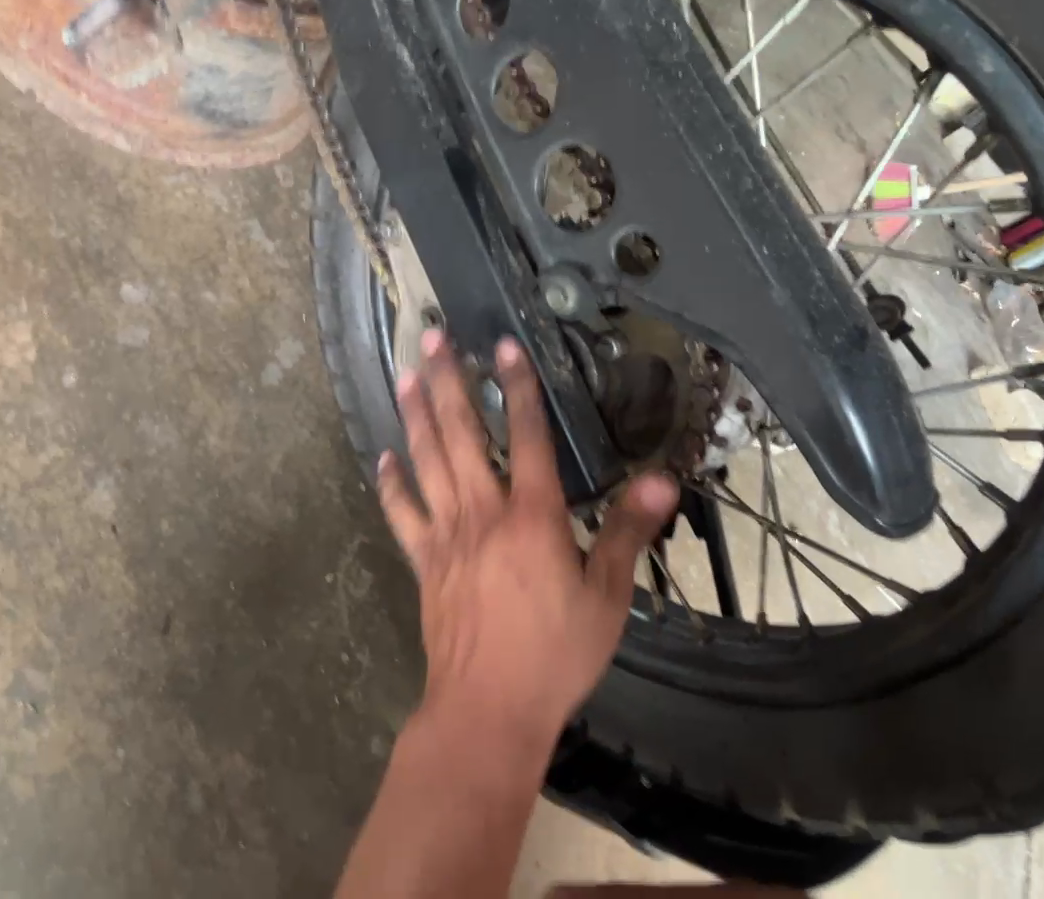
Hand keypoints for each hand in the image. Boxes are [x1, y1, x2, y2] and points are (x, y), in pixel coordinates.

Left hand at [376, 328, 679, 739]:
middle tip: (431, 338)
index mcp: (532, 517)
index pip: (528, 437)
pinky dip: (391, 483)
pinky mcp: (423, 560)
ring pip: (426, 462)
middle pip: (461, 435)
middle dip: (447, 382)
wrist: (489, 706)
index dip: (520, 388)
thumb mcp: (607, 597)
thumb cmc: (555, 653)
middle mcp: (482, 513)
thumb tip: (660, 480)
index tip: (505, 346)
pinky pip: (402, 513)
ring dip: (415, 416)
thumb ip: (627, 533)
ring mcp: (445, 535)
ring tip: (404, 375)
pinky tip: (383, 456)